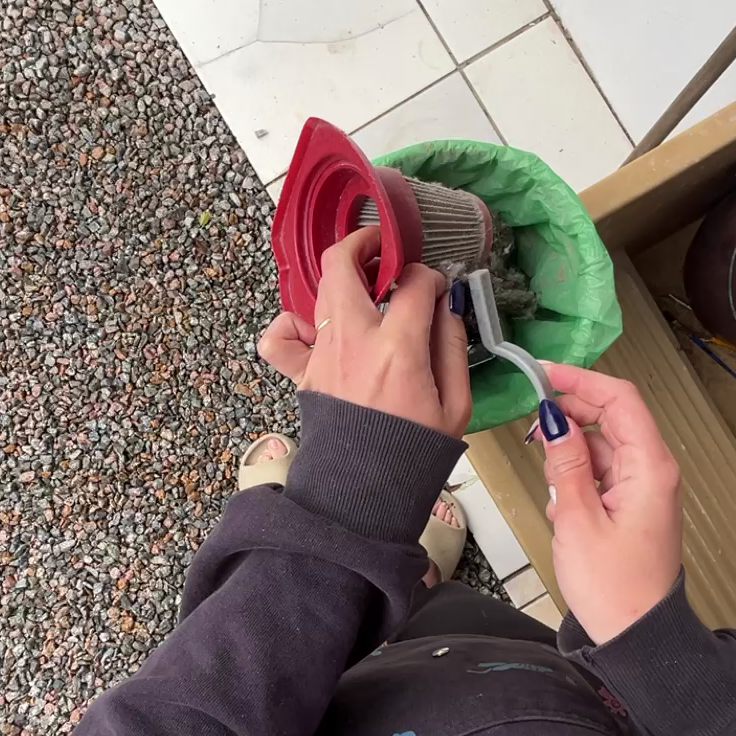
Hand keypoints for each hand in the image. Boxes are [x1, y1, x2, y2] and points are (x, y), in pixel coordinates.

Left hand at [256, 227, 471, 436]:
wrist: (366, 491)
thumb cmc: (416, 449)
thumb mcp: (456, 403)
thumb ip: (452, 346)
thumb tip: (444, 306)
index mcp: (397, 348)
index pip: (413, 283)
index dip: (430, 276)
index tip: (436, 289)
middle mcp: (353, 341)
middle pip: (343, 264)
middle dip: (366, 244)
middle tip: (386, 250)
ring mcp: (321, 355)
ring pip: (319, 291)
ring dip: (342, 276)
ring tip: (364, 283)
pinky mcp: (302, 374)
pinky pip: (279, 338)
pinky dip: (292, 325)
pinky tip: (317, 328)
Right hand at [537, 365, 681, 643]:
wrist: (637, 637)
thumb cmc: (612, 585)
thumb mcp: (577, 520)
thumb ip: (566, 464)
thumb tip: (554, 418)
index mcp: (649, 467)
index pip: (620, 400)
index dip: (582, 381)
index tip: (544, 374)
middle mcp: (652, 469)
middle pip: (612, 418)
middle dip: (571, 416)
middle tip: (533, 428)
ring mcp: (644, 486)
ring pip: (603, 445)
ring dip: (571, 452)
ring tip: (553, 486)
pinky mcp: (633, 502)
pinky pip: (603, 470)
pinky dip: (578, 475)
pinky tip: (562, 501)